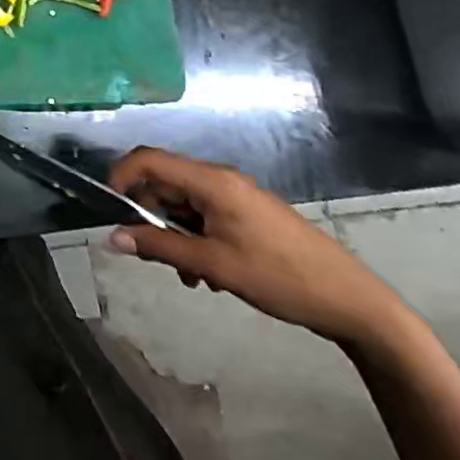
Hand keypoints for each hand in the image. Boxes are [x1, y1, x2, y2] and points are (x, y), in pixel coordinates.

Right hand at [108, 148, 410, 346]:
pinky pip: (204, 216)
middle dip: (150, 218)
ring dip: (174, 235)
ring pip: (183, 205)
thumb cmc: (280, 277)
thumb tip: (113, 238)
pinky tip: (208, 273)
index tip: (110, 208)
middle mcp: (220, 180)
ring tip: (190, 276)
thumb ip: (159, 248)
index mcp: (212, 181)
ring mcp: (235, 196)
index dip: (122, 176)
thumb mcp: (213, 265)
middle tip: (154, 257)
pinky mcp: (246, 213)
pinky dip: (195, 240)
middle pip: (164, 184)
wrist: (349, 300)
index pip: (150, 159)